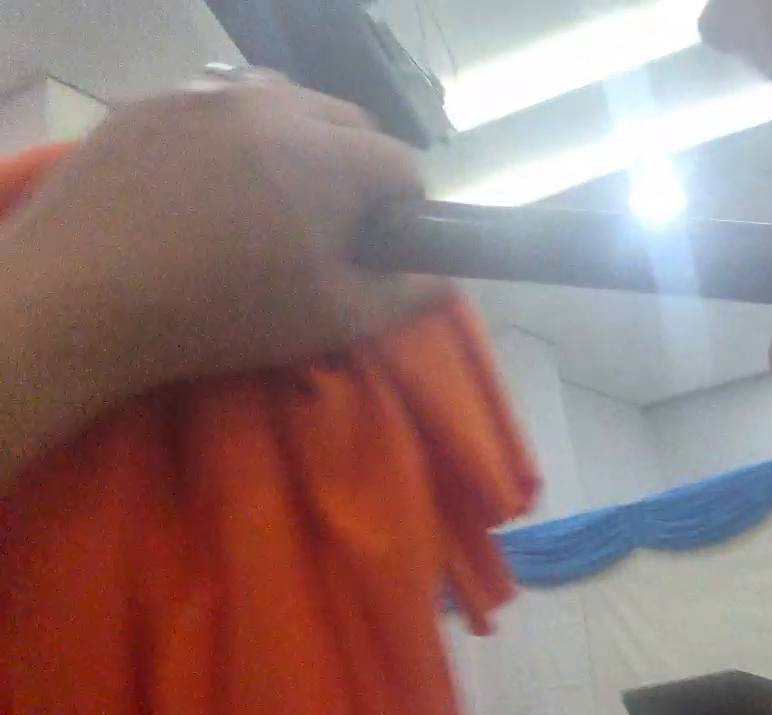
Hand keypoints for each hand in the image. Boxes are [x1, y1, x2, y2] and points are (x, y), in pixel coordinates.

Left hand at [0, 73, 444, 394]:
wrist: (84, 300)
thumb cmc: (233, 311)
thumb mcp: (346, 317)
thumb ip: (412, 293)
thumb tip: (445, 278)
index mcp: (325, 158)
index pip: (403, 162)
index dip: (410, 206)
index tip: (391, 242)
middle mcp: (266, 109)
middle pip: (349, 120)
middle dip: (362, 166)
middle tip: (342, 220)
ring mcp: (198, 99)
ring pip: (284, 99)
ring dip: (306, 139)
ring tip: (287, 191)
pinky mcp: (145, 107)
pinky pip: (219, 104)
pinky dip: (242, 135)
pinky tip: (225, 184)